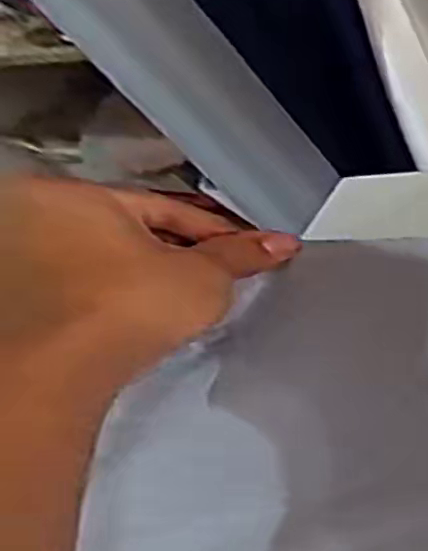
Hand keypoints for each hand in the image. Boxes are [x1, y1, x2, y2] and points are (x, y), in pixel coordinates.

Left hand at [0, 177, 298, 393]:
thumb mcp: (207, 273)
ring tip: (191, 293)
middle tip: (227, 274)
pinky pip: (93, 273)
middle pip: (138, 226)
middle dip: (186, 250)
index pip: (172, 208)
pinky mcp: (25, 283)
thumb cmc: (130, 303)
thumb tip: (278, 243)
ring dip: (156, 266)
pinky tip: (152, 304)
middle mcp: (31, 210)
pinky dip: (127, 283)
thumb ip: (244, 253)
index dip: (225, 233)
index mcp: (72, 194)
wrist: (73, 356)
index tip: (257, 251)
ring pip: (115, 249)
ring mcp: (19, 248)